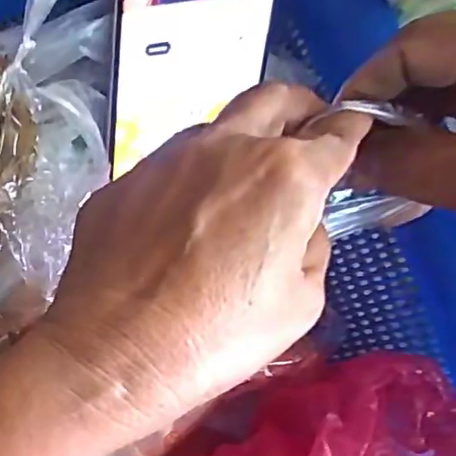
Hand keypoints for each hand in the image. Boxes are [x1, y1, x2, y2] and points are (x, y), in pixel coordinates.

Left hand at [30, 83, 365, 442]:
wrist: (110, 354)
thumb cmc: (213, 338)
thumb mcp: (299, 304)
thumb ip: (310, 247)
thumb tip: (298, 227)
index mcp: (285, 173)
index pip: (335, 132)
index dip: (346, 137)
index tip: (344, 145)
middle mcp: (221, 150)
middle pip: (270, 101)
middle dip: (293, 112)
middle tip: (294, 140)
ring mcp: (158, 165)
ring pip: (205, 133)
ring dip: (227, 147)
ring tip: (223, 190)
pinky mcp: (113, 189)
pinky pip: (155, 174)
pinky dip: (173, 186)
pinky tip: (164, 227)